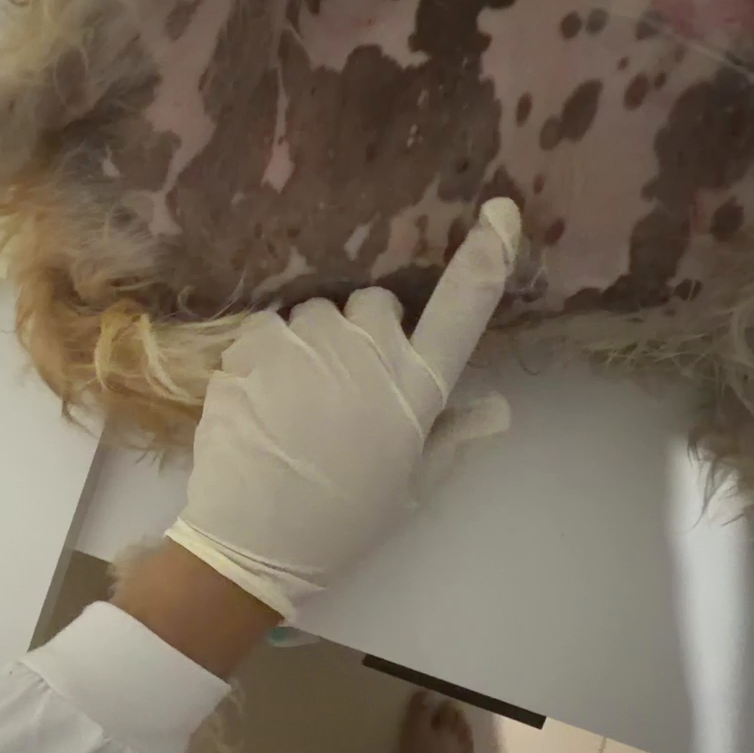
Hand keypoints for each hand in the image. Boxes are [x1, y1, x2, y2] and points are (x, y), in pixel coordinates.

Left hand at [166, 199, 524, 618]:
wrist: (254, 540)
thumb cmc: (340, 521)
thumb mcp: (409, 487)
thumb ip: (454, 438)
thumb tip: (500, 406)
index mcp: (415, 388)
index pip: (462, 308)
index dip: (484, 256)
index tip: (499, 212)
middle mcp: (368, 352)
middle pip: (373, 304)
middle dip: (361, 331)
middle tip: (343, 383)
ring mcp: (309, 344)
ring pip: (314, 313)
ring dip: (309, 342)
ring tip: (294, 397)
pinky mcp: (254, 345)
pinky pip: (265, 327)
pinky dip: (262, 353)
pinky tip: (258, 396)